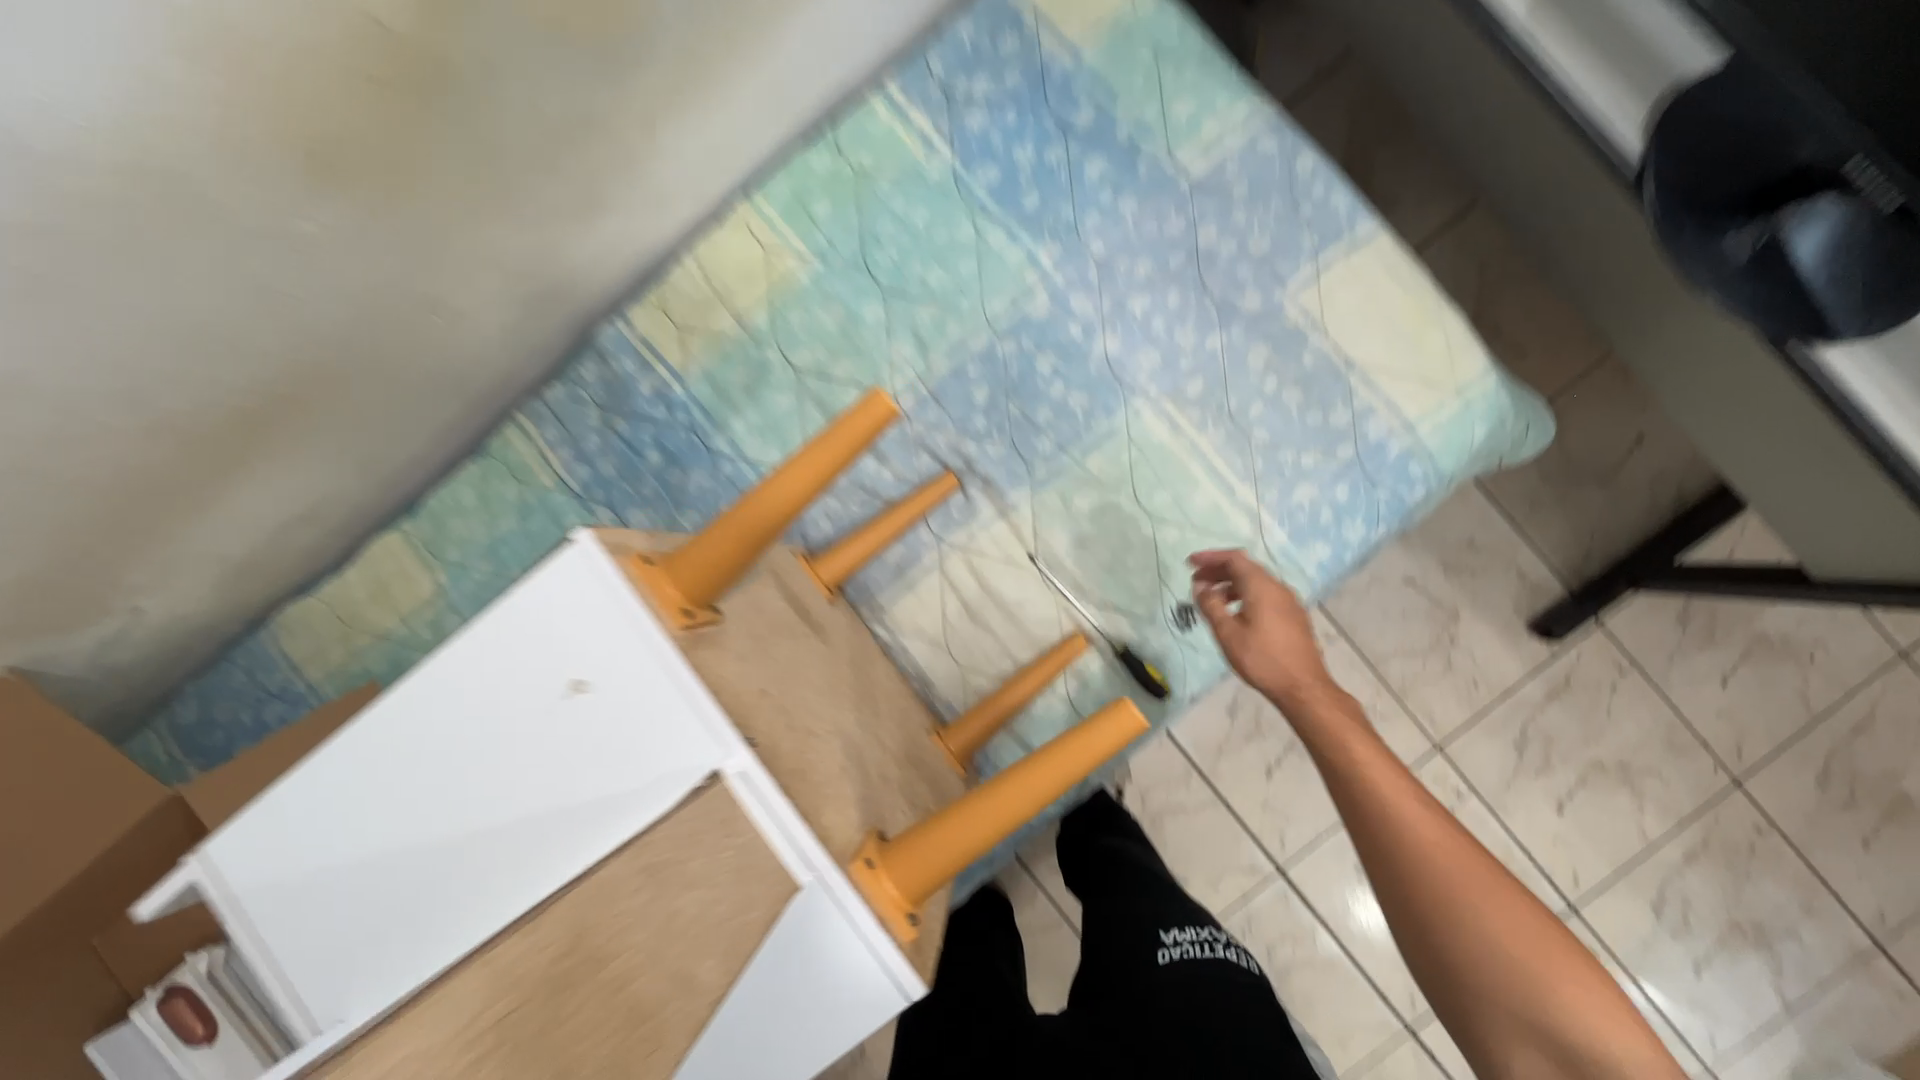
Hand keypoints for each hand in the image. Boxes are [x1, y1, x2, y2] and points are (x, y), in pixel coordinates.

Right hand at [1188, 549, 1338, 712]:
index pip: (1234, 559)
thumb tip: (1200, 586)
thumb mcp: (1227, 633)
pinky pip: (1266, 594)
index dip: (1210, 557)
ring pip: (1257, 582)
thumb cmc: (1261, 659)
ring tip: (1213, 599)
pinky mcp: (1294, 615)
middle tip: (1197, 582)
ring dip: (1232, 584)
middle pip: (1246, 568)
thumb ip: (1211, 605)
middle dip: (1219, 570)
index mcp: (1261, 587)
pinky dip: (1246, 594)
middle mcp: (1278, 588)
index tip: (1190, 563)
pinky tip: (1237, 613)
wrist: (1302, 686)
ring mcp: (1289, 602)